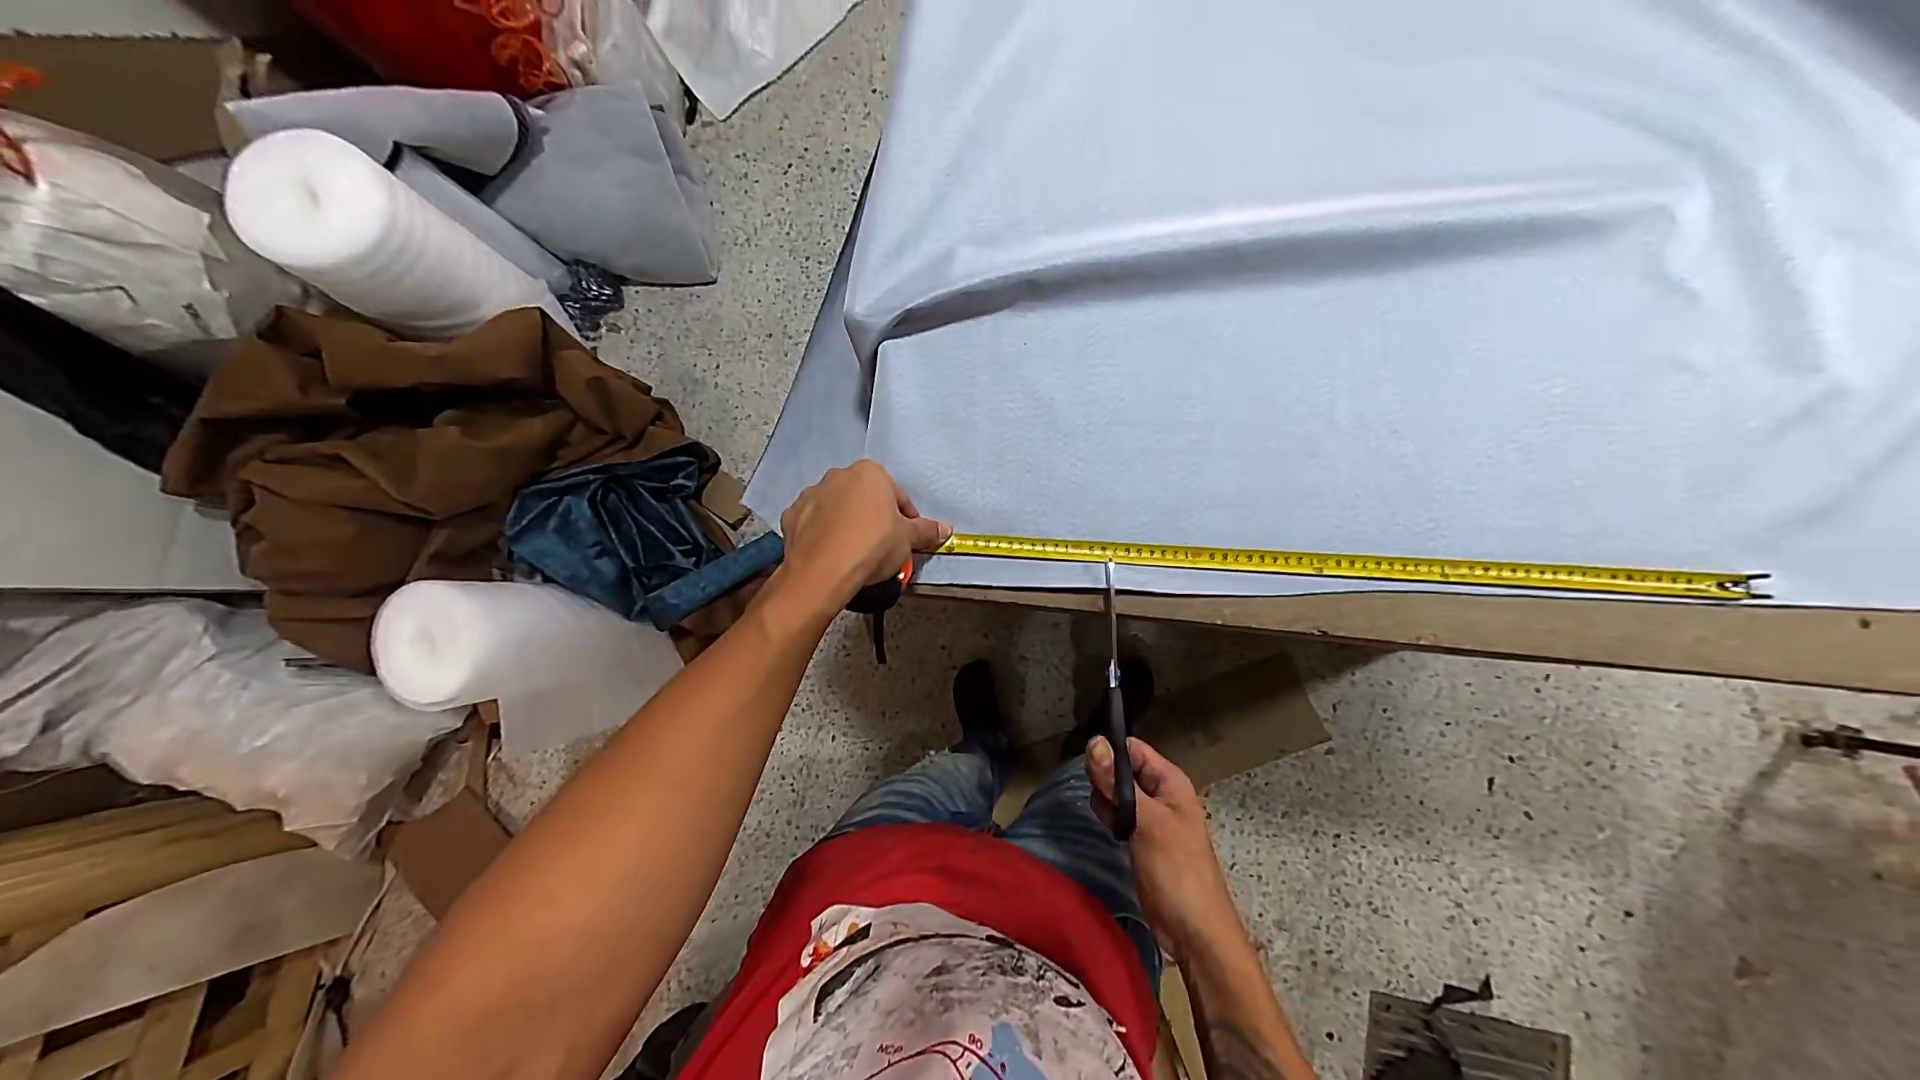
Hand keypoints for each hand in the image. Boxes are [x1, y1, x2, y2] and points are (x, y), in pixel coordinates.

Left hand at [779, 460, 951, 607]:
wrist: (823, 571)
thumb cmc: (873, 546)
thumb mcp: (907, 540)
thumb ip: (926, 530)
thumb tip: (946, 529)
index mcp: (870, 473)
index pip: (896, 494)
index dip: (905, 518)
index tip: (906, 539)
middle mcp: (838, 475)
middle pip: (864, 497)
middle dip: (873, 517)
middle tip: (881, 545)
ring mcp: (811, 494)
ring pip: (836, 507)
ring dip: (846, 523)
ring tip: (853, 551)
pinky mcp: (791, 515)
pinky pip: (812, 522)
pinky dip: (821, 533)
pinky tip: (829, 553)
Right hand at [1087, 736, 1245, 958]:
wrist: (1195, 931)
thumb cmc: (1177, 871)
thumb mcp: (1146, 821)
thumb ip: (1117, 784)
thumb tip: (1094, 742)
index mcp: (1170, 781)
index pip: (1132, 749)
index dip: (1109, 752)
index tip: (1086, 764)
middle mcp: (1161, 794)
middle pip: (1122, 769)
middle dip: (1104, 778)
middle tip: (1099, 799)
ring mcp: (1151, 818)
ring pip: (1117, 793)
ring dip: (1105, 800)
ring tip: (1106, 819)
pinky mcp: (1141, 839)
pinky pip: (1119, 816)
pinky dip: (1109, 818)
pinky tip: (1107, 829)